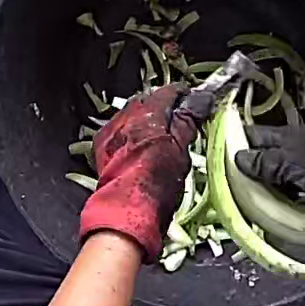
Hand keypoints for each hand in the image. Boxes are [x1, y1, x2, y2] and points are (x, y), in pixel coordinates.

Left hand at [79, 85, 196, 260]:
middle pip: (151, 101)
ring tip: (166, 139)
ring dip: (151, 122)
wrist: (124, 214)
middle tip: (184, 124)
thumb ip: (189, 120)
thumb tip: (201, 97)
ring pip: (136, 116)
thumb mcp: (181, 149)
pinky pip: (124, 131)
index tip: (198, 105)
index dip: (187, 97)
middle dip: (167, 109)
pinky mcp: (103, 147)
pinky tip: (145, 150)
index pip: (170, 91)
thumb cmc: (155, 184)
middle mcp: (125, 115)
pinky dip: (136, 135)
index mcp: (147, 112)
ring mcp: (111, 131)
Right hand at [233, 126, 304, 240]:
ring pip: (272, 171)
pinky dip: (279, 192)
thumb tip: (237, 158)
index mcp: (286, 136)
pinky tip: (276, 202)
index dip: (233, 144)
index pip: (250, 136)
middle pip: (259, 155)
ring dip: (263, 183)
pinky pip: (286, 184)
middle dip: (246, 169)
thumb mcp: (294, 166)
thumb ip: (265, 162)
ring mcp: (303, 163)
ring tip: (252, 197)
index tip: (218, 161)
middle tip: (233, 187)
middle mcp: (292, 145)